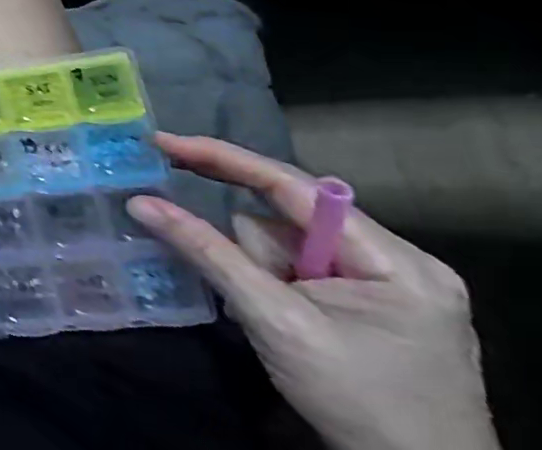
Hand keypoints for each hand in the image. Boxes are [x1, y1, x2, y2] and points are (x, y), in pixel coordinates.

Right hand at [129, 134, 499, 449]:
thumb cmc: (357, 401)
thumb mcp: (274, 322)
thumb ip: (208, 253)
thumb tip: (141, 202)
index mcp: (394, 259)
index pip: (292, 185)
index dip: (222, 157)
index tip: (162, 141)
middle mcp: (401, 259)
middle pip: (289, 218)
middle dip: (252, 248)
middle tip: (243, 287)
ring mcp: (394, 284)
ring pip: (291, 245)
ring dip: (263, 273)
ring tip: (272, 322)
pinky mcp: (379, 305)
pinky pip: (304, 267)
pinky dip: (276, 284)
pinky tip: (283, 319)